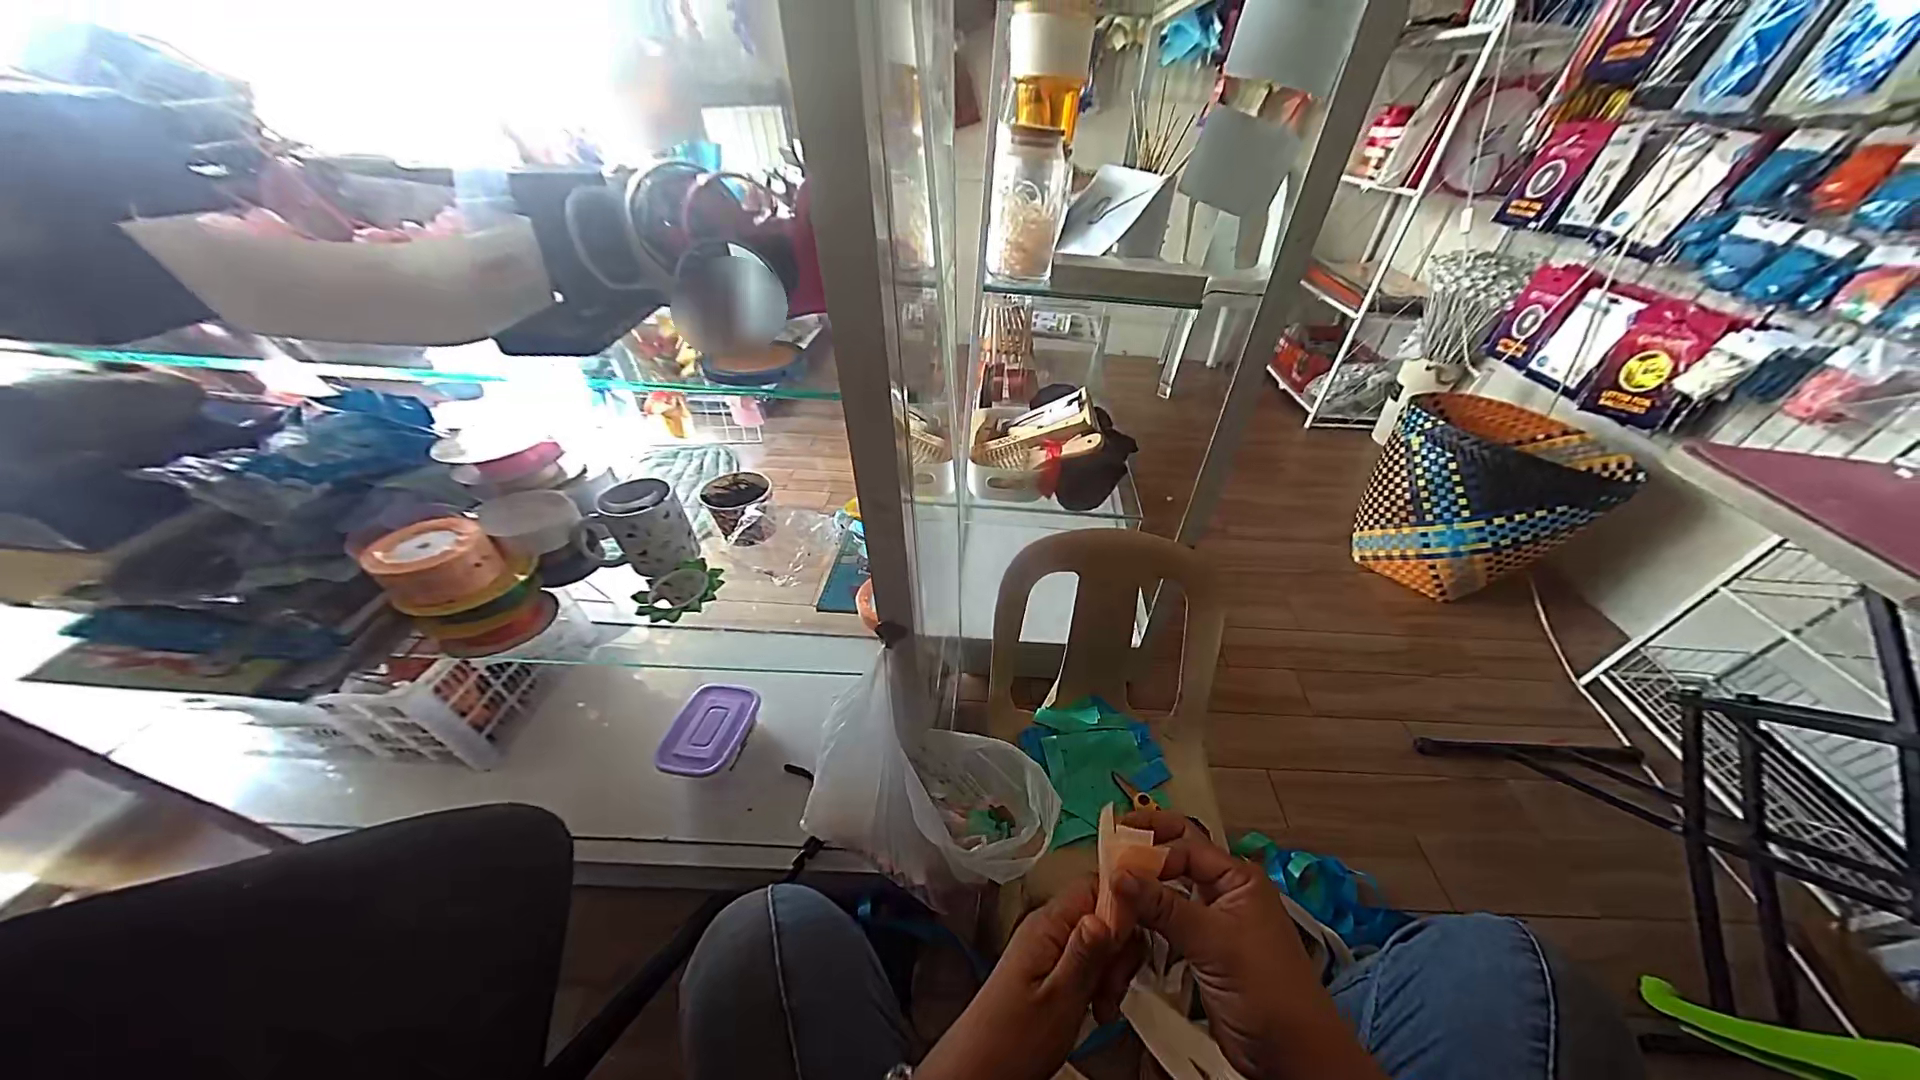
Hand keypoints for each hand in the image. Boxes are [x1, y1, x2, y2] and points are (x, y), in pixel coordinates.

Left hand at [917, 877, 1141, 1079]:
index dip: (1123, 906)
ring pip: (1098, 939)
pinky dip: (1099, 981)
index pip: (1094, 885)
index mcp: (1048, 924)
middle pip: (1101, 912)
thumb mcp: (1059, 1000)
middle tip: (1113, 990)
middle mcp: (1048, 926)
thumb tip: (1107, 913)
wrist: (978, 1067)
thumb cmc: (1014, 1038)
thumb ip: (1086, 954)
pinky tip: (1096, 1008)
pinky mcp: (1049, 966)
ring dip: (1111, 970)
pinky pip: (1086, 959)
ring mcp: (1048, 945)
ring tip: (1103, 1006)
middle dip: (1119, 949)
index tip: (1132, 946)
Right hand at [1114, 811, 1386, 1079]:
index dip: (1150, 847)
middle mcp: (1223, 892)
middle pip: (1177, 858)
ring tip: (1110, 882)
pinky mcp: (1200, 948)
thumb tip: (1118, 874)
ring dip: (1142, 885)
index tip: (1113, 853)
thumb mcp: (1213, 941)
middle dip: (1145, 852)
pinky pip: (1166, 920)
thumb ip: (1163, 906)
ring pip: (1169, 889)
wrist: (1293, 1058)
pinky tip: (1125, 916)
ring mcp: (1211, 920)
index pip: (1185, 845)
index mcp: (1236, 877)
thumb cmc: (1266, 989)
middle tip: (1109, 847)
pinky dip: (1145, 915)